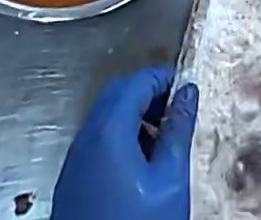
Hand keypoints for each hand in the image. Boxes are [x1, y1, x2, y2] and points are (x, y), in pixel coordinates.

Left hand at [53, 66, 198, 219]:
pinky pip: (97, 141)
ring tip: (163, 139)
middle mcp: (87, 135)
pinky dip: (120, 137)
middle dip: (149, 93)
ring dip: (134, 115)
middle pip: (118, 93)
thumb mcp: (170, 180)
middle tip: (178, 110)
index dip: (164, 78)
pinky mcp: (72, 180)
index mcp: (109, 127)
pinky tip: (140, 164)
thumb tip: (188, 93)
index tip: (187, 87)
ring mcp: (76, 158)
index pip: (138, 81)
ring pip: (105, 116)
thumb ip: (179, 130)